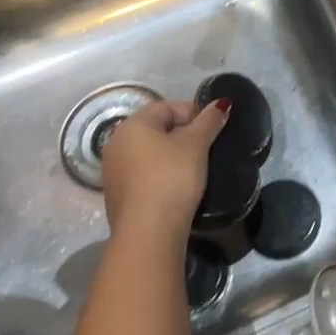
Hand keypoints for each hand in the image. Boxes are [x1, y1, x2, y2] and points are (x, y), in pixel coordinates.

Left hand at [99, 99, 228, 244]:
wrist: (148, 231)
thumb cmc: (172, 179)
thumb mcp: (196, 146)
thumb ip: (209, 122)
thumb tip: (222, 103)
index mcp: (132, 125)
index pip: (167, 107)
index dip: (194, 113)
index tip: (214, 128)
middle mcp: (116, 143)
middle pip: (156, 129)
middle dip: (183, 134)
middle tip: (208, 148)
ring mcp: (113, 170)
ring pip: (149, 153)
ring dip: (172, 155)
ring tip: (196, 168)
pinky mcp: (117, 194)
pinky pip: (143, 174)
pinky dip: (161, 174)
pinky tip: (177, 187)